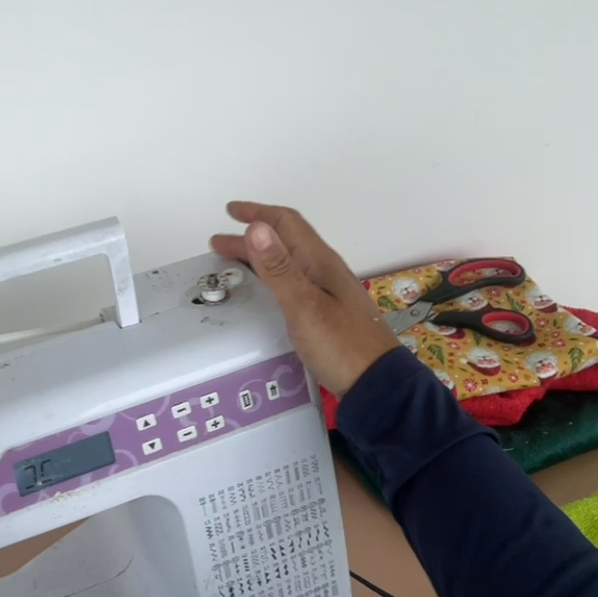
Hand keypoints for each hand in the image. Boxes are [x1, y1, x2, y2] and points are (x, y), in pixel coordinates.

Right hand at [212, 201, 400, 395]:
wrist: (376, 384)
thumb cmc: (341, 345)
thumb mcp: (304, 305)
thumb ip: (278, 268)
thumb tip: (256, 227)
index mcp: (320, 262)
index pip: (287, 224)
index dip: (258, 213)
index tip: (230, 211)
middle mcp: (324, 271)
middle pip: (285, 242)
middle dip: (251, 237)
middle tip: (220, 243)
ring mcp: (327, 292)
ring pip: (287, 263)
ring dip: (259, 257)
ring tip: (234, 264)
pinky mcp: (327, 313)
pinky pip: (292, 283)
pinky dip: (270, 278)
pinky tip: (263, 293)